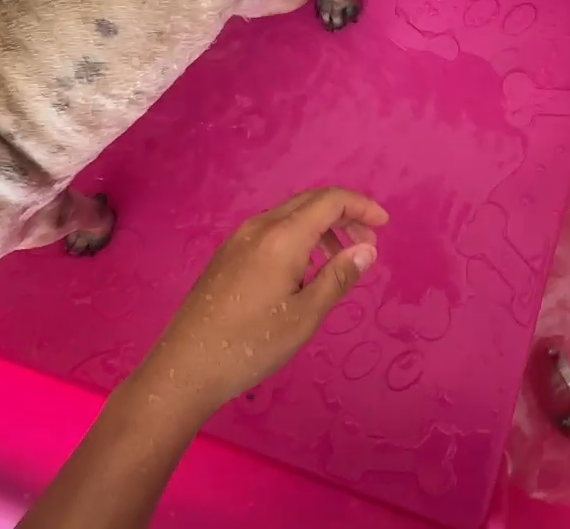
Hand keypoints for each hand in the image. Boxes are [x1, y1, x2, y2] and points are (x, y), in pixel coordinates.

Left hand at [137, 187, 387, 414]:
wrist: (185, 367)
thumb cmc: (252, 344)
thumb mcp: (305, 315)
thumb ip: (339, 276)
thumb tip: (366, 248)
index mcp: (282, 237)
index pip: (330, 201)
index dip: (361, 206)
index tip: (384, 225)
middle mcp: (260, 226)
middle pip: (310, 201)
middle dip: (344, 215)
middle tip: (367, 243)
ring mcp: (240, 238)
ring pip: (291, 215)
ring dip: (322, 227)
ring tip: (339, 261)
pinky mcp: (229, 254)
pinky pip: (273, 229)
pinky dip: (300, 237)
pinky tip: (304, 270)